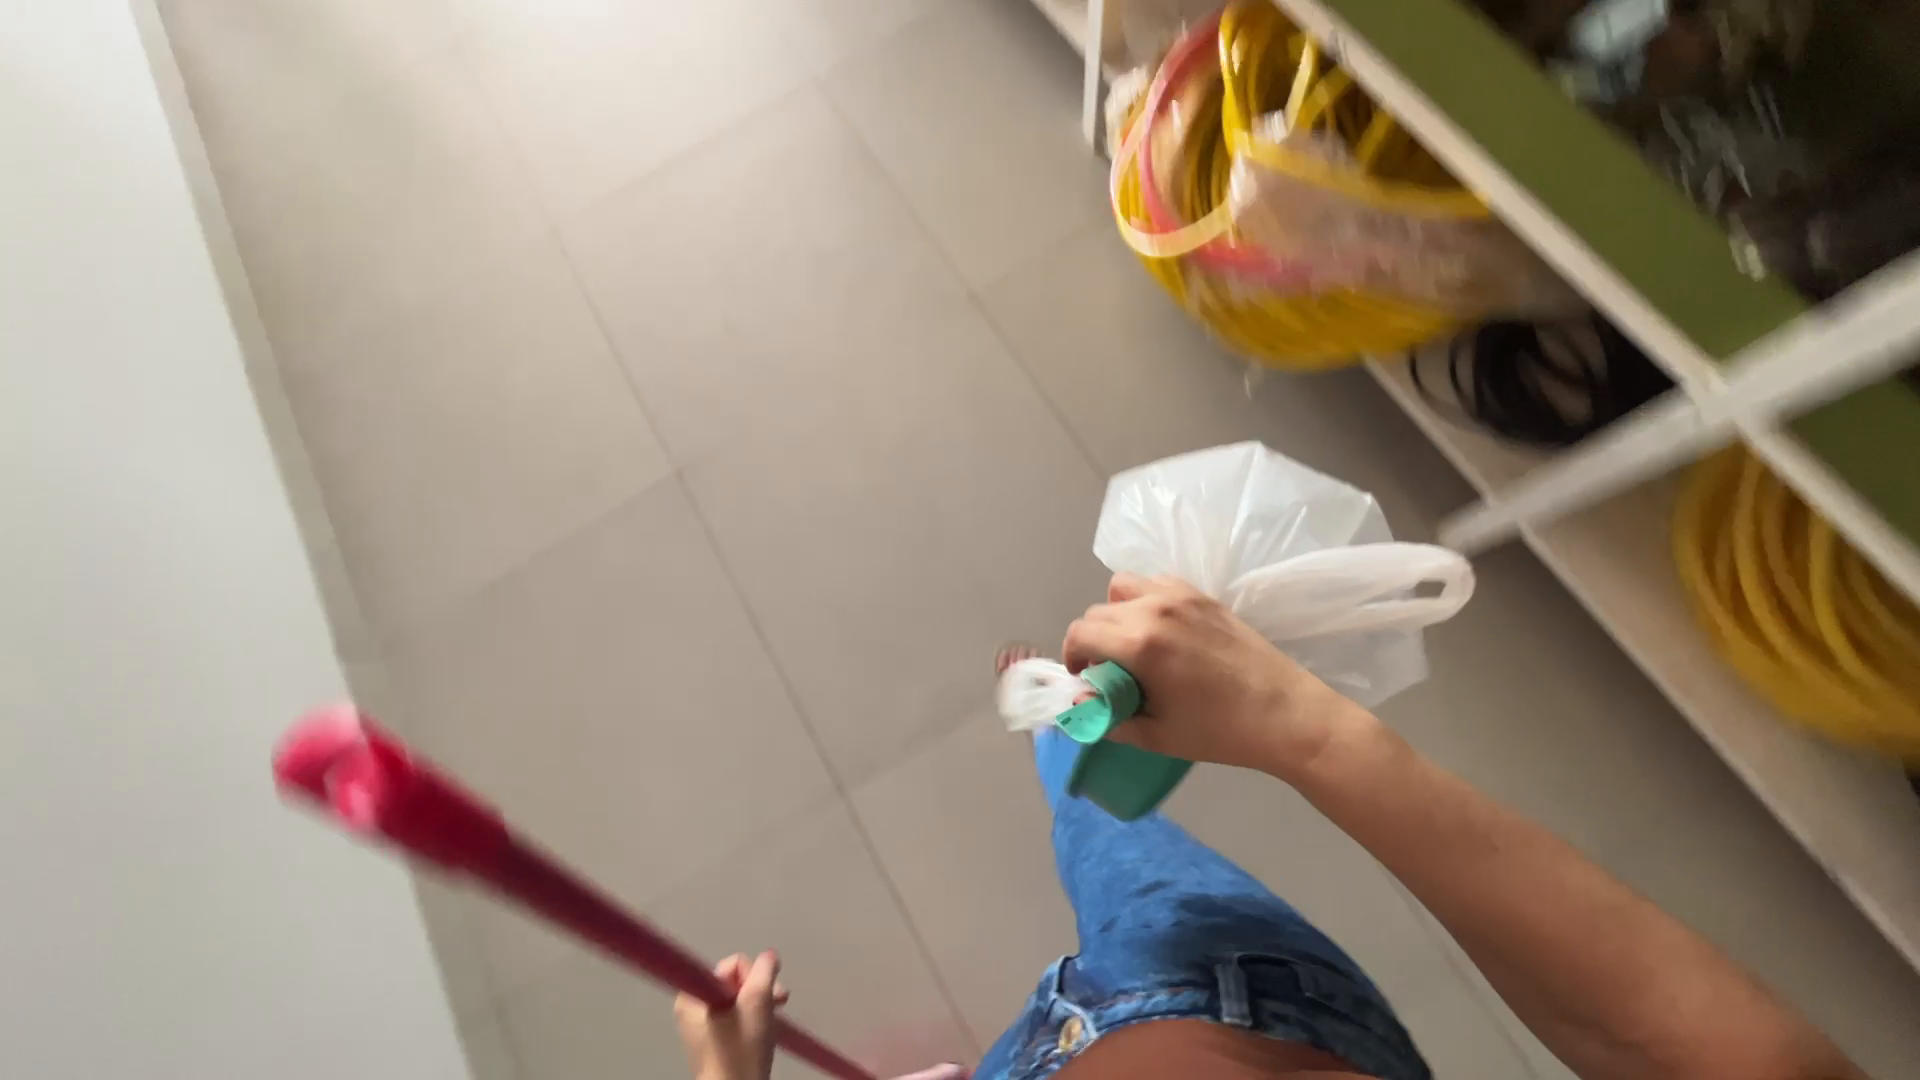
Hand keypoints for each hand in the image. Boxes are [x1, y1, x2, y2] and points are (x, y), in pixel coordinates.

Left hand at [674, 952, 786, 1079]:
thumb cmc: (742, 1048)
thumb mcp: (757, 1000)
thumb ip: (764, 968)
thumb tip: (768, 956)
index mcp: (693, 995)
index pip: (732, 965)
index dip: (752, 975)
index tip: (762, 994)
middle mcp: (693, 1005)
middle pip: (736, 979)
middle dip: (760, 989)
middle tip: (777, 1003)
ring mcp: (702, 1023)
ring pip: (739, 996)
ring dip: (761, 1002)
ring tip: (774, 1016)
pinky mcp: (714, 1037)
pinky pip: (736, 1013)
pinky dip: (754, 1015)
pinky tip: (766, 1026)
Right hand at [1061, 573, 1367, 781]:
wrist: (1288, 715)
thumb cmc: (1221, 732)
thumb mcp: (1157, 735)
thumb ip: (1109, 718)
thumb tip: (1082, 703)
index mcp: (1139, 643)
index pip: (1080, 633)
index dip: (1072, 656)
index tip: (1084, 678)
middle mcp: (1154, 609)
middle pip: (1098, 611)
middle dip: (1093, 640)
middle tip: (1109, 670)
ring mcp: (1181, 596)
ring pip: (1123, 587)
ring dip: (1117, 613)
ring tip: (1134, 643)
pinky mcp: (1203, 596)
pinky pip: (1157, 583)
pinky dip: (1147, 600)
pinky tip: (1163, 630)